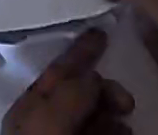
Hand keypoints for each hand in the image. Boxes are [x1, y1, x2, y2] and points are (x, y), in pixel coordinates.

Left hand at [2, 27, 135, 134]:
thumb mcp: (48, 123)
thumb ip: (69, 93)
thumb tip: (93, 75)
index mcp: (29, 109)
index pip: (58, 70)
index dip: (81, 51)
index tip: (104, 33)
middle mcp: (44, 126)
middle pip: (79, 95)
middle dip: (104, 91)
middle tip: (127, 101)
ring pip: (92, 121)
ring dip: (111, 118)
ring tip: (126, 127)